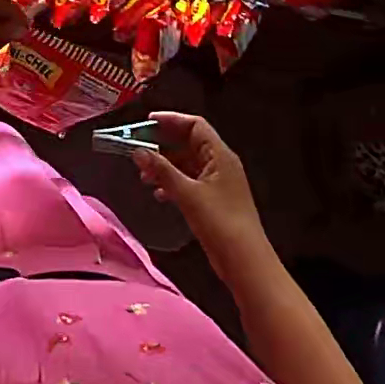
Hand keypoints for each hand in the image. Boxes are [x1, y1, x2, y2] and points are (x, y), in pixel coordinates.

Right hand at [134, 112, 270, 261]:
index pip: (194, 125)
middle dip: (163, 145)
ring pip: (187, 163)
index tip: (146, 122)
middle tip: (138, 150)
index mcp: (220, 155)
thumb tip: (138, 151)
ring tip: (144, 177)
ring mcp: (218, 182)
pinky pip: (189, 181)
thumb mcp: (187, 194)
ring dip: (165, 166)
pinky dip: (172, 183)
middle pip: (189, 143)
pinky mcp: (213, 200)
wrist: (246, 263)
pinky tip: (159, 194)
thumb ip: (162, 170)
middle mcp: (220, 164)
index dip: (171, 120)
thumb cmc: (220, 222)